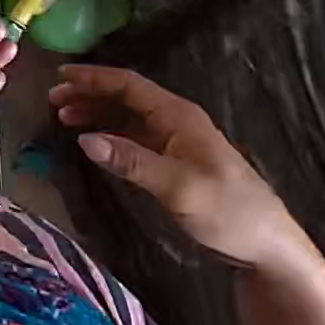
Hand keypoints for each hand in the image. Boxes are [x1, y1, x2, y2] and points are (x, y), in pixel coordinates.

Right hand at [49, 65, 309, 270]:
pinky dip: (109, 133)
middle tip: (54, 100)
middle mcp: (173, 119)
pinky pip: (132, 134)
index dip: (93, 77)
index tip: (62, 76)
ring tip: (65, 117)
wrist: (270, 248)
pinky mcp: (173, 159)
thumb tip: (85, 140)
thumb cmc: (227, 210)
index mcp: (176, 114)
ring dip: (96, 112)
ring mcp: (174, 138)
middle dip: (88, 94)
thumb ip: (130, 161)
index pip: (128, 84)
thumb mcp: (177, 187)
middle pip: (123, 96)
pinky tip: (93, 140)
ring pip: (126, 114)